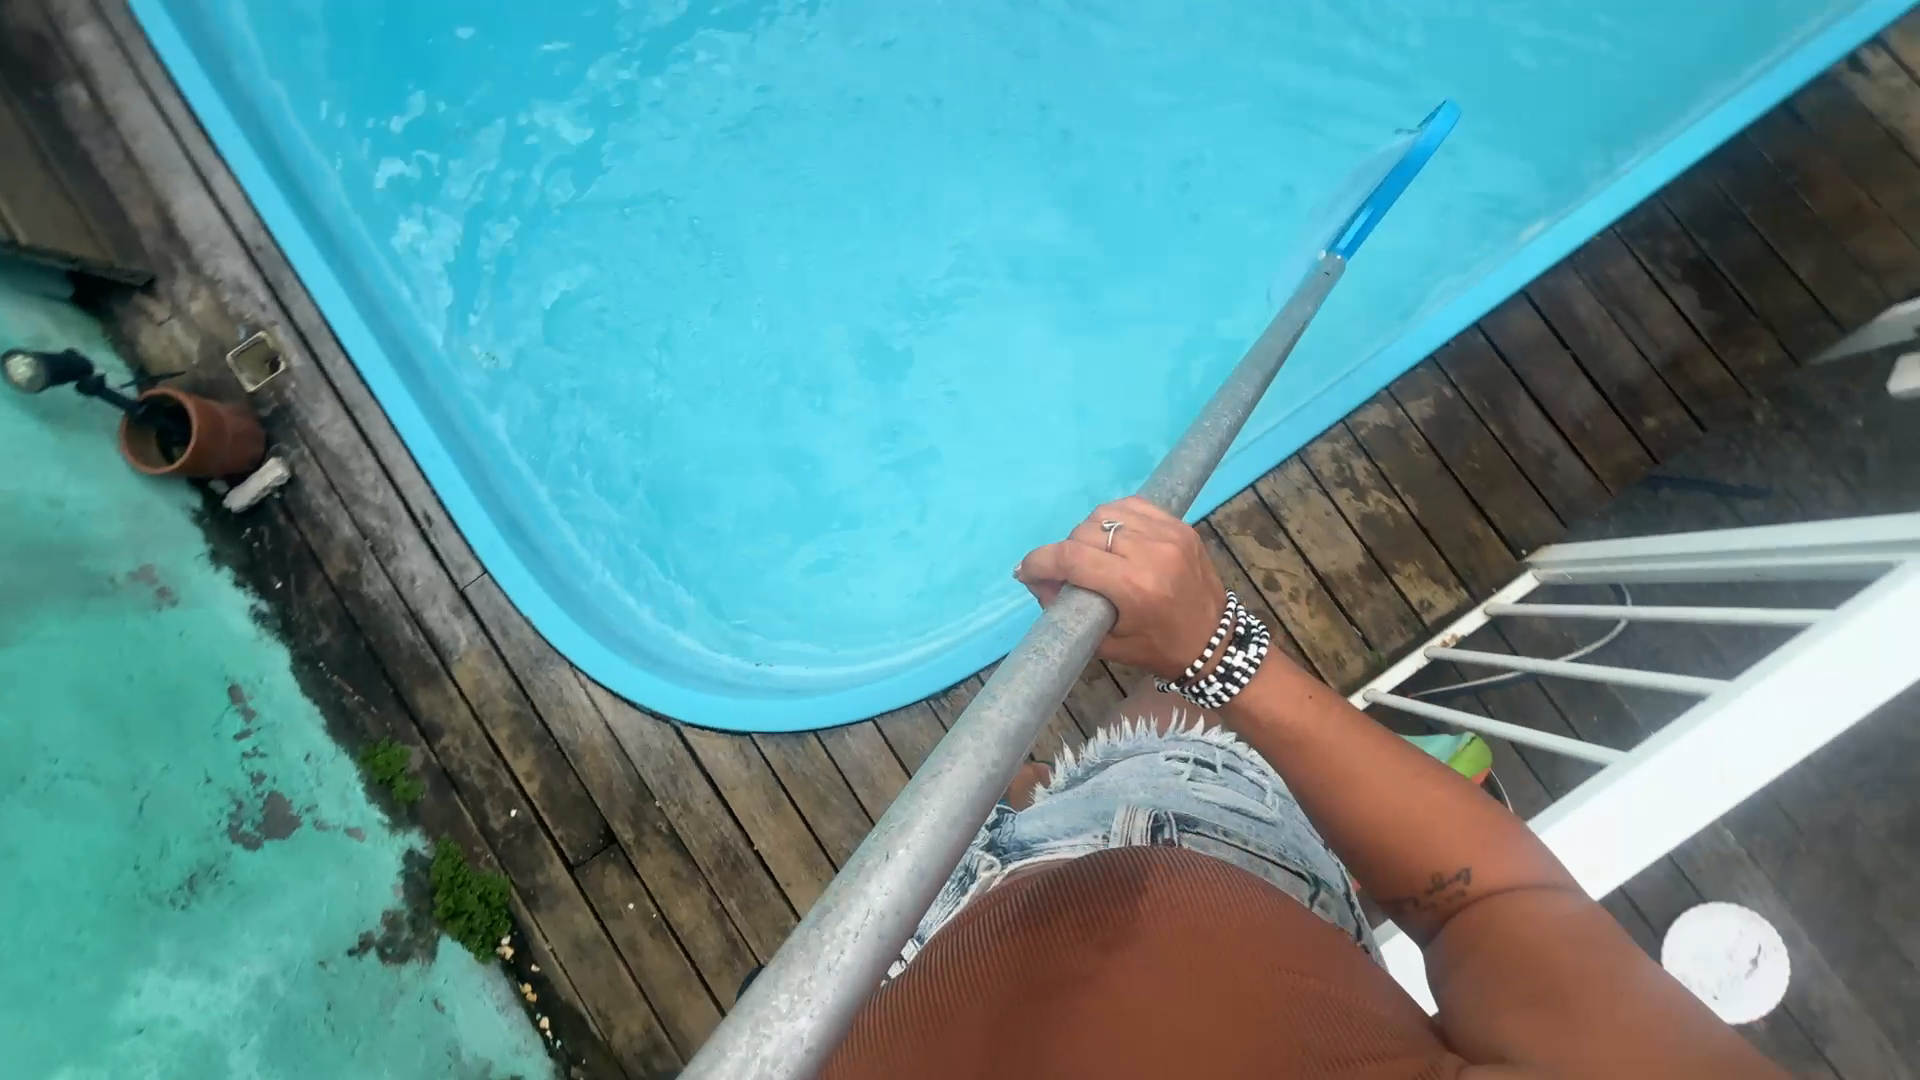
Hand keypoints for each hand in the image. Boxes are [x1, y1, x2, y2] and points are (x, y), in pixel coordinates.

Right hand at [1013, 496, 1230, 680]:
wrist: (1217, 644)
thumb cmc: (1159, 650)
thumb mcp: (1106, 643)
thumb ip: (1065, 609)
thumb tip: (1036, 581)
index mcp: (1135, 587)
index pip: (1072, 558)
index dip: (1040, 561)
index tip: (1026, 571)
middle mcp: (1152, 553)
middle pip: (1085, 532)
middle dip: (1065, 551)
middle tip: (1064, 573)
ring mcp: (1169, 534)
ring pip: (1105, 513)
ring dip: (1088, 532)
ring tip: (1090, 554)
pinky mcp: (1180, 525)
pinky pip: (1132, 506)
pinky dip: (1113, 518)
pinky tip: (1112, 536)